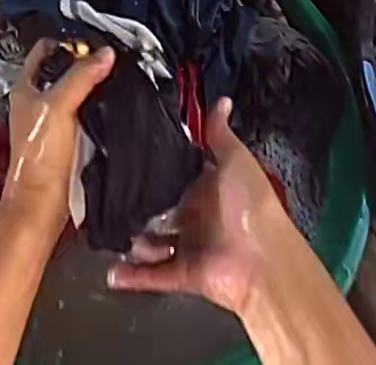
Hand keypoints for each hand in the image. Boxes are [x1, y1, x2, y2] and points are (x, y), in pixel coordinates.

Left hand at [3, 39, 113, 226]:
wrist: (42, 204)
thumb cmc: (40, 154)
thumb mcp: (59, 106)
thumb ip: (82, 76)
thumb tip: (107, 52)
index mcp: (26, 86)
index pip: (46, 48)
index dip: (67, 40)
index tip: (94, 38)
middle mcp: (39, 98)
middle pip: (65, 67)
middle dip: (87, 58)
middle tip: (113, 51)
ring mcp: (54, 116)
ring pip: (79, 86)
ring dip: (96, 79)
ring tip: (120, 69)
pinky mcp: (71, 133)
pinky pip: (89, 106)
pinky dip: (101, 99)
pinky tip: (117, 95)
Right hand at [105, 96, 294, 314]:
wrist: (263, 258)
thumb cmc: (252, 203)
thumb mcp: (235, 159)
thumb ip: (219, 133)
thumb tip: (222, 100)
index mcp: (209, 187)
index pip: (179, 174)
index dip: (159, 167)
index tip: (132, 156)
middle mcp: (198, 214)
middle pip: (162, 208)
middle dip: (141, 204)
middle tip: (115, 193)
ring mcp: (190, 244)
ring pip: (153, 241)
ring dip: (134, 238)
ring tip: (112, 227)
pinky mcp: (184, 272)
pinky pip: (154, 275)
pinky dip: (133, 276)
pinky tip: (113, 270)